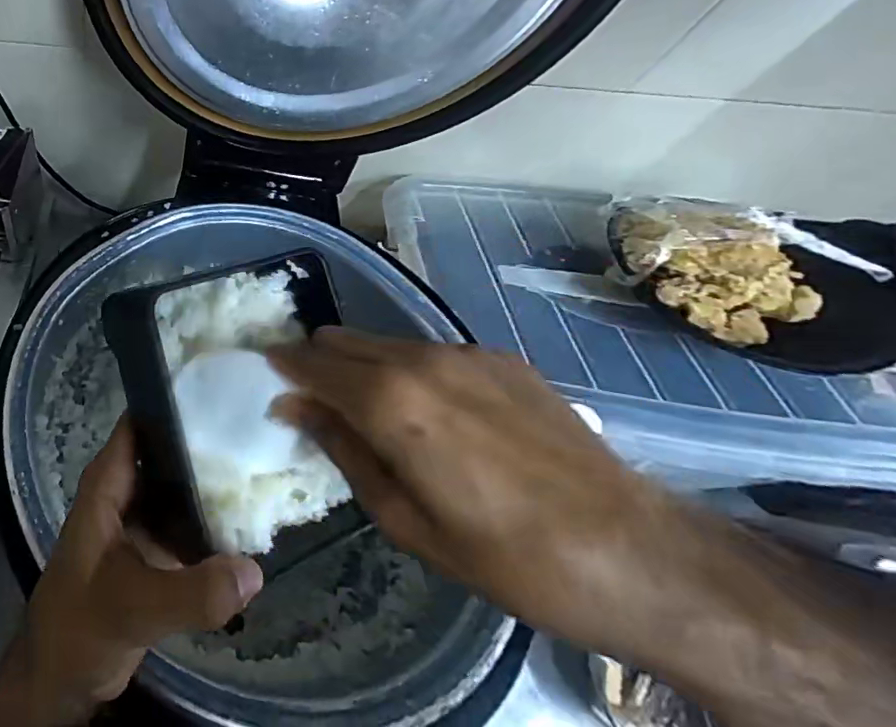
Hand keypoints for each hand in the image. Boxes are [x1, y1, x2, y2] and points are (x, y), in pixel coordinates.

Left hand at [0, 418, 263, 726]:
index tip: (223, 391)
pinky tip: (253, 518)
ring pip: (184, 487)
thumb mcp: (133, 606)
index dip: (176, 402)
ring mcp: (143, 522)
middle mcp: (127, 492)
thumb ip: (191, 591)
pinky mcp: (157, 552)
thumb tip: (253, 570)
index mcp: (109, 483)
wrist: (60, 680)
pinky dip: (216, 520)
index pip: (143, 422)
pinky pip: (191, 523)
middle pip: (171, 451)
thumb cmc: (80, 626)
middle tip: (262, 428)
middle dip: (210, 441)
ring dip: (218, 481)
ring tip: (267, 463)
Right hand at [268, 328, 687, 649]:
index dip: (281, 368)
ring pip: (386, 341)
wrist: (630, 550)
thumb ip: (344, 450)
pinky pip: (432, 352)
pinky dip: (411, 370)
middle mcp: (421, 358)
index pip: (311, 363)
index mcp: (390, 400)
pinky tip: (437, 416)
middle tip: (314, 404)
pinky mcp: (501, 358)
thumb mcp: (406, 520)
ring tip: (373, 412)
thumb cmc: (505, 556)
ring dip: (363, 365)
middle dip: (318, 362)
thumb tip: (295, 407)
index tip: (265, 379)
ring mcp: (466, 352)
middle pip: (343, 339)